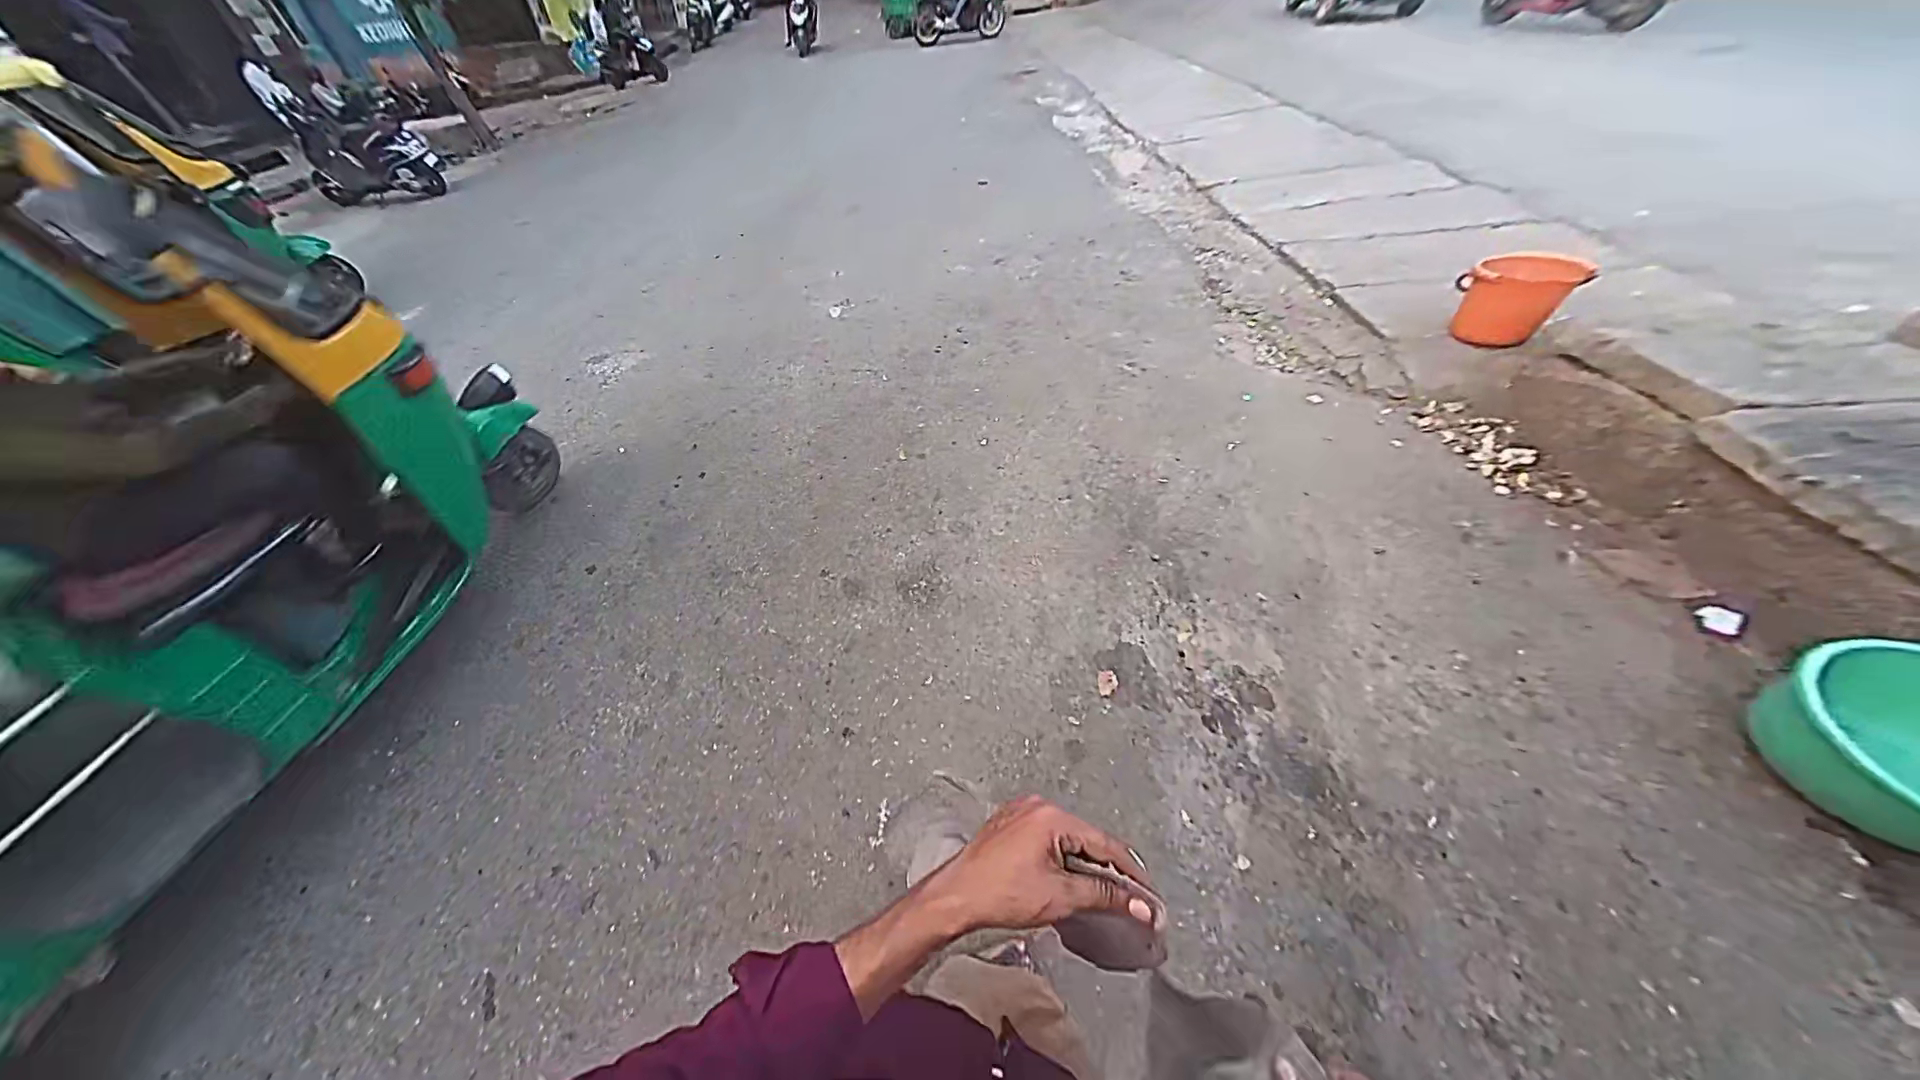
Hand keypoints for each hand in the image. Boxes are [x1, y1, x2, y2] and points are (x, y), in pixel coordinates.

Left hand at [919, 795, 1154, 935]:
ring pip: (1066, 837)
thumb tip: (1138, 903)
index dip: (1129, 871)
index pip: (1103, 842)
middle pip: (1085, 837)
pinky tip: (1068, 877)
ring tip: (1100, 890)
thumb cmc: (998, 894)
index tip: (1146, 892)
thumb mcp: (1060, 896)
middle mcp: (1036, 806)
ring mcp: (1020, 813)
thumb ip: (1103, 894)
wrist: (955, 898)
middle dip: (1107, 866)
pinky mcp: (1009, 825)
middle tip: (1128, 894)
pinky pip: (1047, 838)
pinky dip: (1062, 857)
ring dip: (1083, 862)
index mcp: (1050, 815)